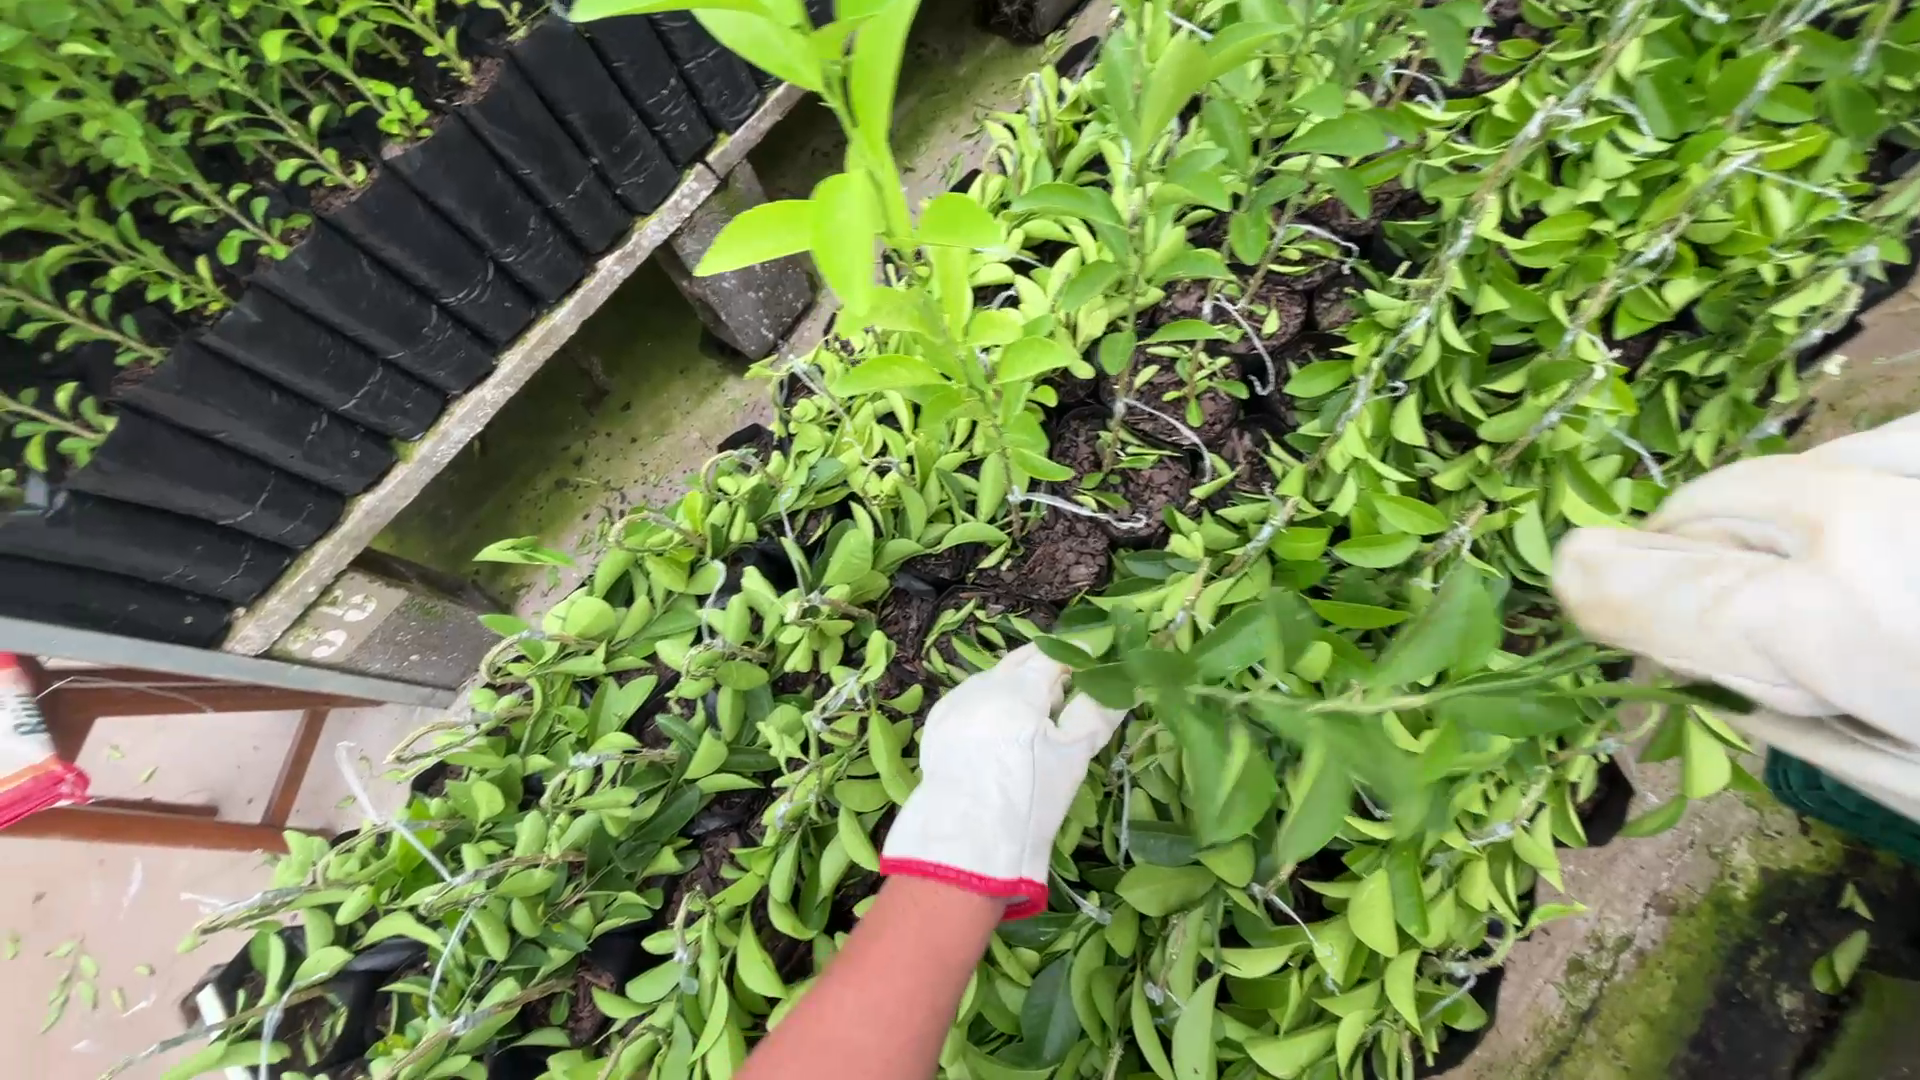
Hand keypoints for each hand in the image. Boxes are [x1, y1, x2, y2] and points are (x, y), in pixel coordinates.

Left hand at [880, 643, 1126, 918]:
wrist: (968, 843)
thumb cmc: (1029, 800)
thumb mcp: (1073, 758)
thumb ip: (1097, 713)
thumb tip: (1124, 685)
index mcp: (1019, 690)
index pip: (1053, 656)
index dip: (1077, 657)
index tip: (1095, 665)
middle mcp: (983, 685)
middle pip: (1021, 661)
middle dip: (1047, 668)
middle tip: (1070, 690)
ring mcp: (957, 702)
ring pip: (995, 678)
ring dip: (1018, 686)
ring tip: (1037, 718)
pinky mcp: (938, 722)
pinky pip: (972, 697)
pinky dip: (992, 703)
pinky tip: (1002, 730)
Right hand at [1552, 413, 1919, 815]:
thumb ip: (1796, 716)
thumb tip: (1701, 663)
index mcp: (1836, 623)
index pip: (1634, 584)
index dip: (1595, 589)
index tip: (1582, 592)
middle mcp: (1881, 522)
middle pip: (1708, 504)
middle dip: (1692, 553)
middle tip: (1731, 607)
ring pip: (1812, 466)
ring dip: (1796, 519)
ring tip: (1865, 576)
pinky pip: (1909, 445)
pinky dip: (1892, 488)